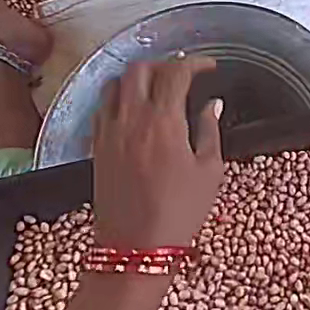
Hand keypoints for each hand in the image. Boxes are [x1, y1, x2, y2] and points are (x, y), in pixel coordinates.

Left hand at [90, 56, 224, 248]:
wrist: (136, 246)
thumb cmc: (180, 210)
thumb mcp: (209, 170)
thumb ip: (209, 130)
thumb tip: (212, 104)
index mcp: (163, 121)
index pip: (176, 73)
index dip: (195, 63)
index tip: (209, 67)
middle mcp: (131, 118)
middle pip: (140, 69)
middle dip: (164, 64)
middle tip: (183, 74)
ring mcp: (109, 130)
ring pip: (116, 83)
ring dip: (138, 77)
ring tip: (158, 87)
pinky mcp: (97, 145)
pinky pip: (104, 106)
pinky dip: (120, 97)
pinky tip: (135, 110)